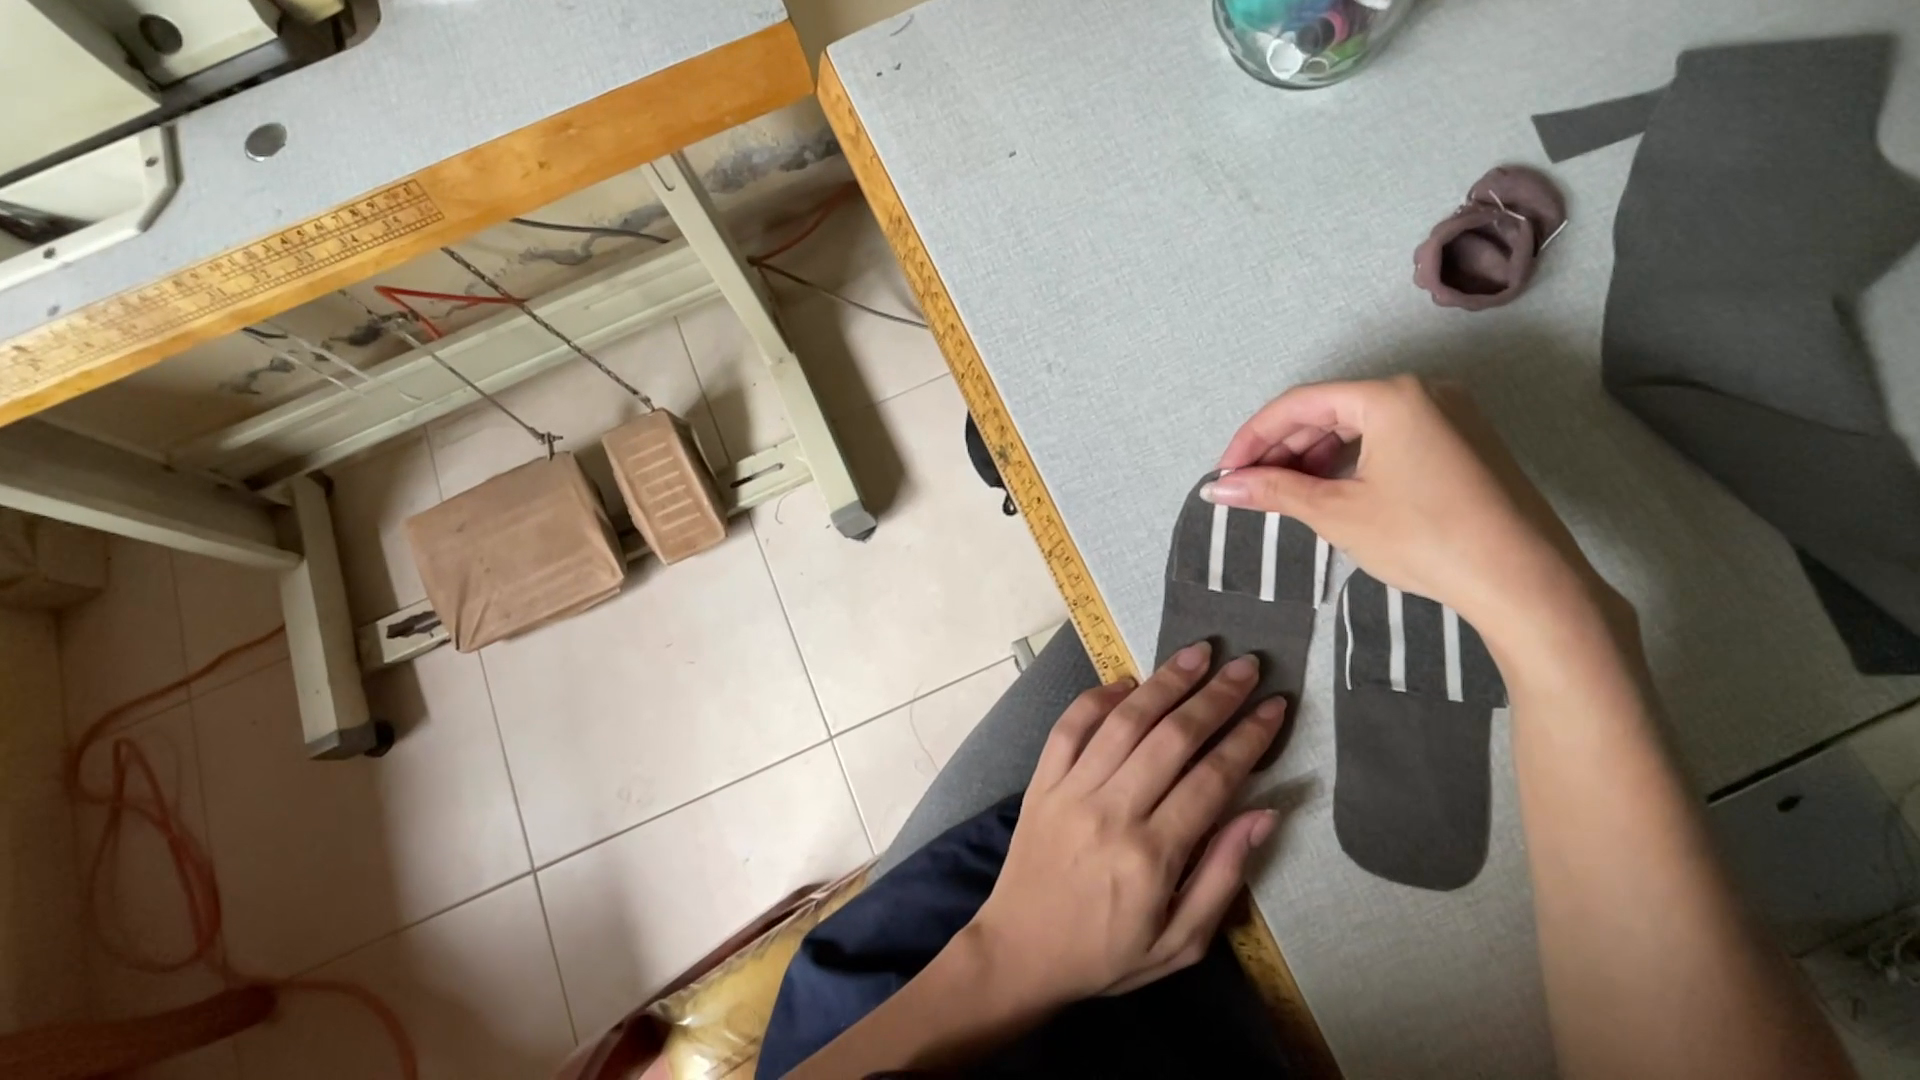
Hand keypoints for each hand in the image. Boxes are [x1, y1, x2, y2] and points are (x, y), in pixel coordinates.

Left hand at [965, 642, 1285, 1006]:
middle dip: (1215, 697)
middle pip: (1172, 737)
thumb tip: (1264, 813)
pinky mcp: (1040, 782)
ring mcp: (1069, 791)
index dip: (1249, 738)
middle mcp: (1111, 811)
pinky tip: (1126, 682)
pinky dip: (1096, 698)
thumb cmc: (1106, 955)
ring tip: (1197, 654)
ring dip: (1163, 682)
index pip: (1212, 778)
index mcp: (1152, 854)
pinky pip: (1068, 728)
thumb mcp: (1180, 942)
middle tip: (1246, 666)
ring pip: (1123, 721)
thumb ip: (1222, 875)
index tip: (1274, 706)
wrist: (1019, 952)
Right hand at [1204, 375, 1596, 638]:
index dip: (1253, 437)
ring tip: (1285, 492)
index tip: (1225, 474)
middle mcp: (1423, 392)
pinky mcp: (1465, 443)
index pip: (1299, 404)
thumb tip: (1218, 489)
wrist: (1523, 580)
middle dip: (1284, 448)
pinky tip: (1333, 490)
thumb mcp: (1337, 513)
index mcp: (1390, 396)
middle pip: (1330, 410)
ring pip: (1361, 425)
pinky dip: (1353, 461)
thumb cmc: (1423, 538)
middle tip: (1250, 487)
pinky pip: (1391, 439)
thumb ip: (1275, 491)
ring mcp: (1450, 415)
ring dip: (1316, 456)